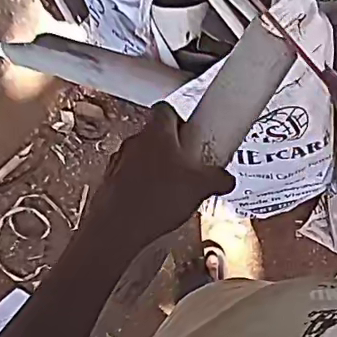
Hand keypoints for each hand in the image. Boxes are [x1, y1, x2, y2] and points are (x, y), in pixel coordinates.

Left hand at [78, 103, 234, 257]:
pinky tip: (154, 206)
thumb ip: (218, 179)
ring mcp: (118, 162)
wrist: (118, 226)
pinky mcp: (109, 183)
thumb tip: (226, 179)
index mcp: (158, 133)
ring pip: (141, 157)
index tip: (193, 135)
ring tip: (172, 190)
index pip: (167, 110)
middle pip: (155, 136)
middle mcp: (135, 142)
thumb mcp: (200, 187)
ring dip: (155, 169)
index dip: (181, 120)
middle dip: (172, 149)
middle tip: (188, 167)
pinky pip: (128, 178)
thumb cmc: (156, 198)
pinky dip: (141, 187)